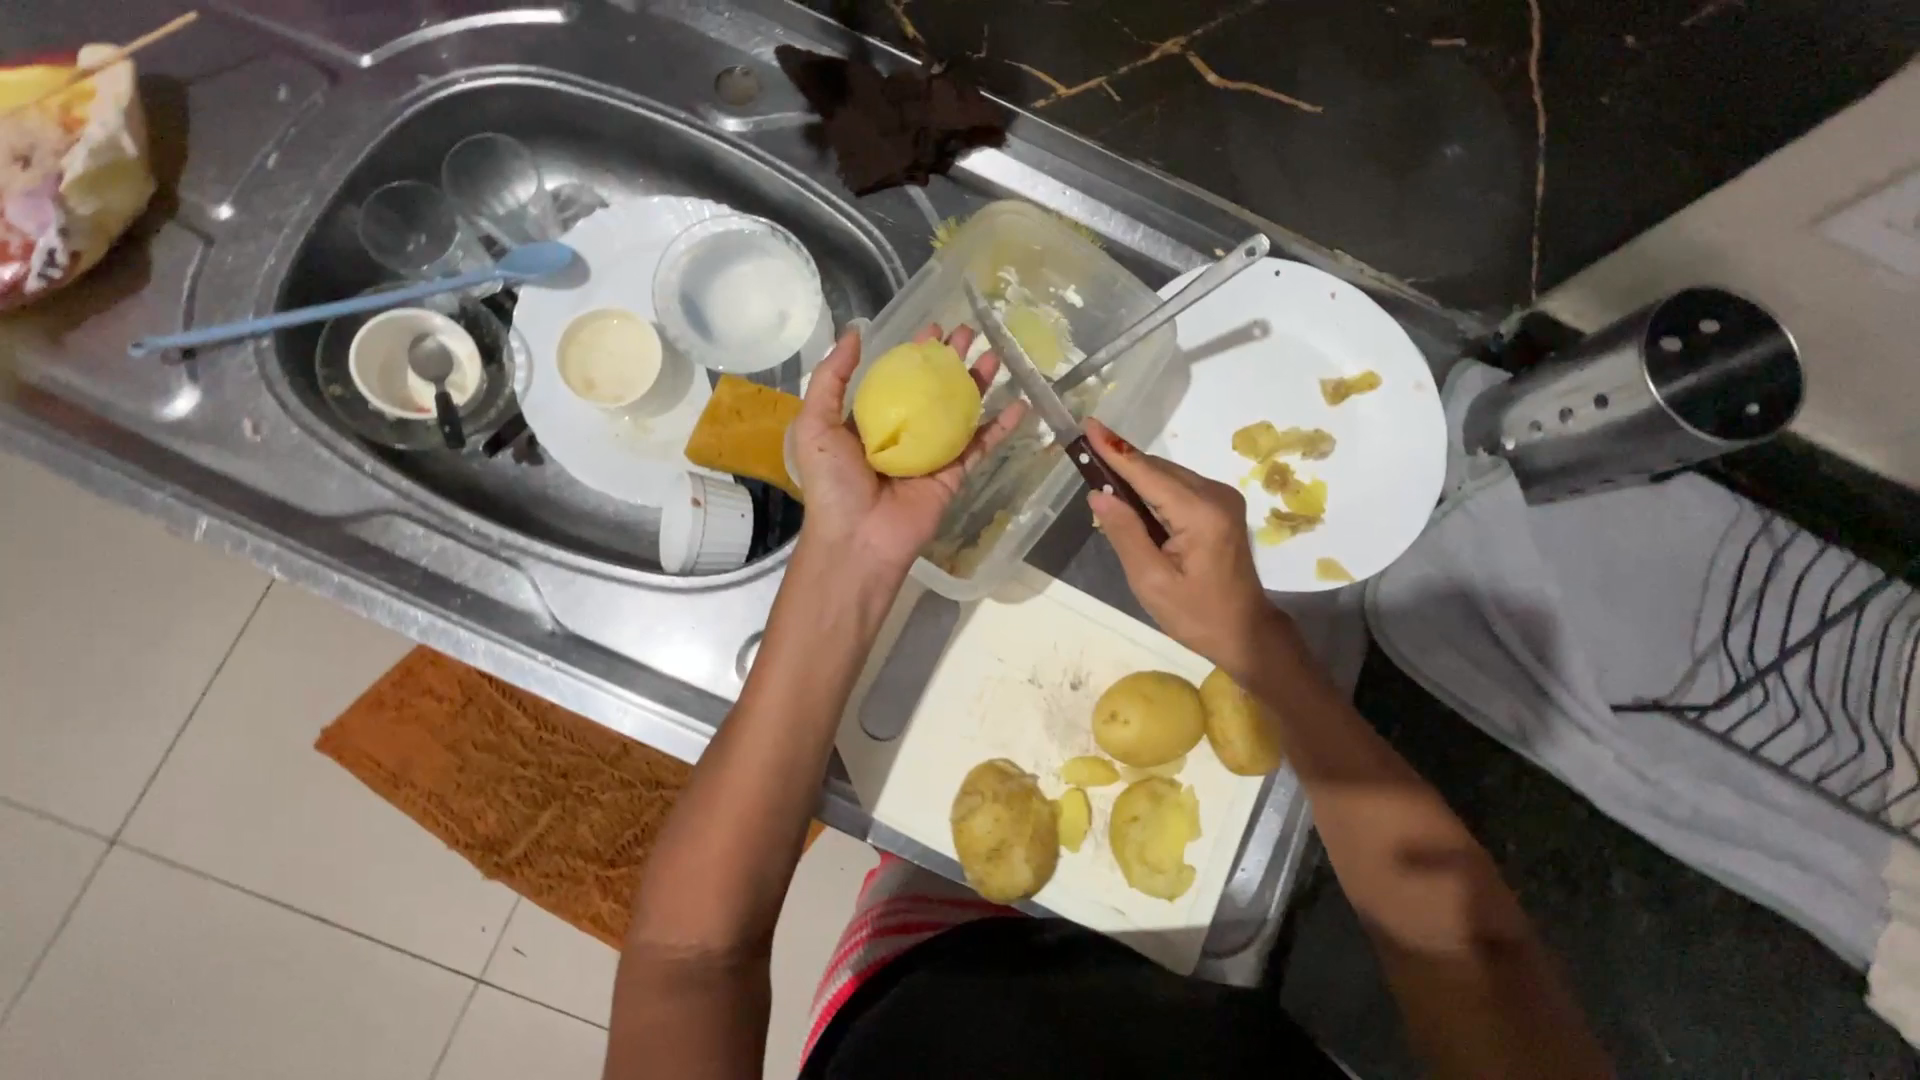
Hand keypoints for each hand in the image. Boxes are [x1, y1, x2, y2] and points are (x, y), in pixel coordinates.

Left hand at [791, 324, 1025, 575]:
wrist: (857, 538)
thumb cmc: (833, 482)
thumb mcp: (815, 424)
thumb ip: (832, 378)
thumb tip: (854, 334)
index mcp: (869, 422)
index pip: (898, 379)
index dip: (916, 354)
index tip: (934, 329)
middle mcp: (903, 435)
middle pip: (934, 391)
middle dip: (952, 361)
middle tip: (971, 333)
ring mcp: (930, 456)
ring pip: (961, 413)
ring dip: (978, 385)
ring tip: (995, 356)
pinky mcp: (953, 477)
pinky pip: (980, 447)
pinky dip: (1001, 428)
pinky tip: (1019, 404)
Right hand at [1084, 419, 1282, 676]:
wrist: (1244, 631)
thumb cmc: (1195, 615)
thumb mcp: (1150, 581)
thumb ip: (1124, 533)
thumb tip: (1098, 493)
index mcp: (1200, 514)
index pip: (1147, 474)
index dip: (1114, 451)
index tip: (1088, 426)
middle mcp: (1216, 495)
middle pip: (1158, 470)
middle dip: (1120, 462)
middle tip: (1083, 457)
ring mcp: (1223, 498)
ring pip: (1167, 476)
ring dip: (1135, 476)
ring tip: (1099, 478)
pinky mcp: (1222, 507)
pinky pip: (1178, 487)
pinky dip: (1151, 489)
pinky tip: (1131, 501)